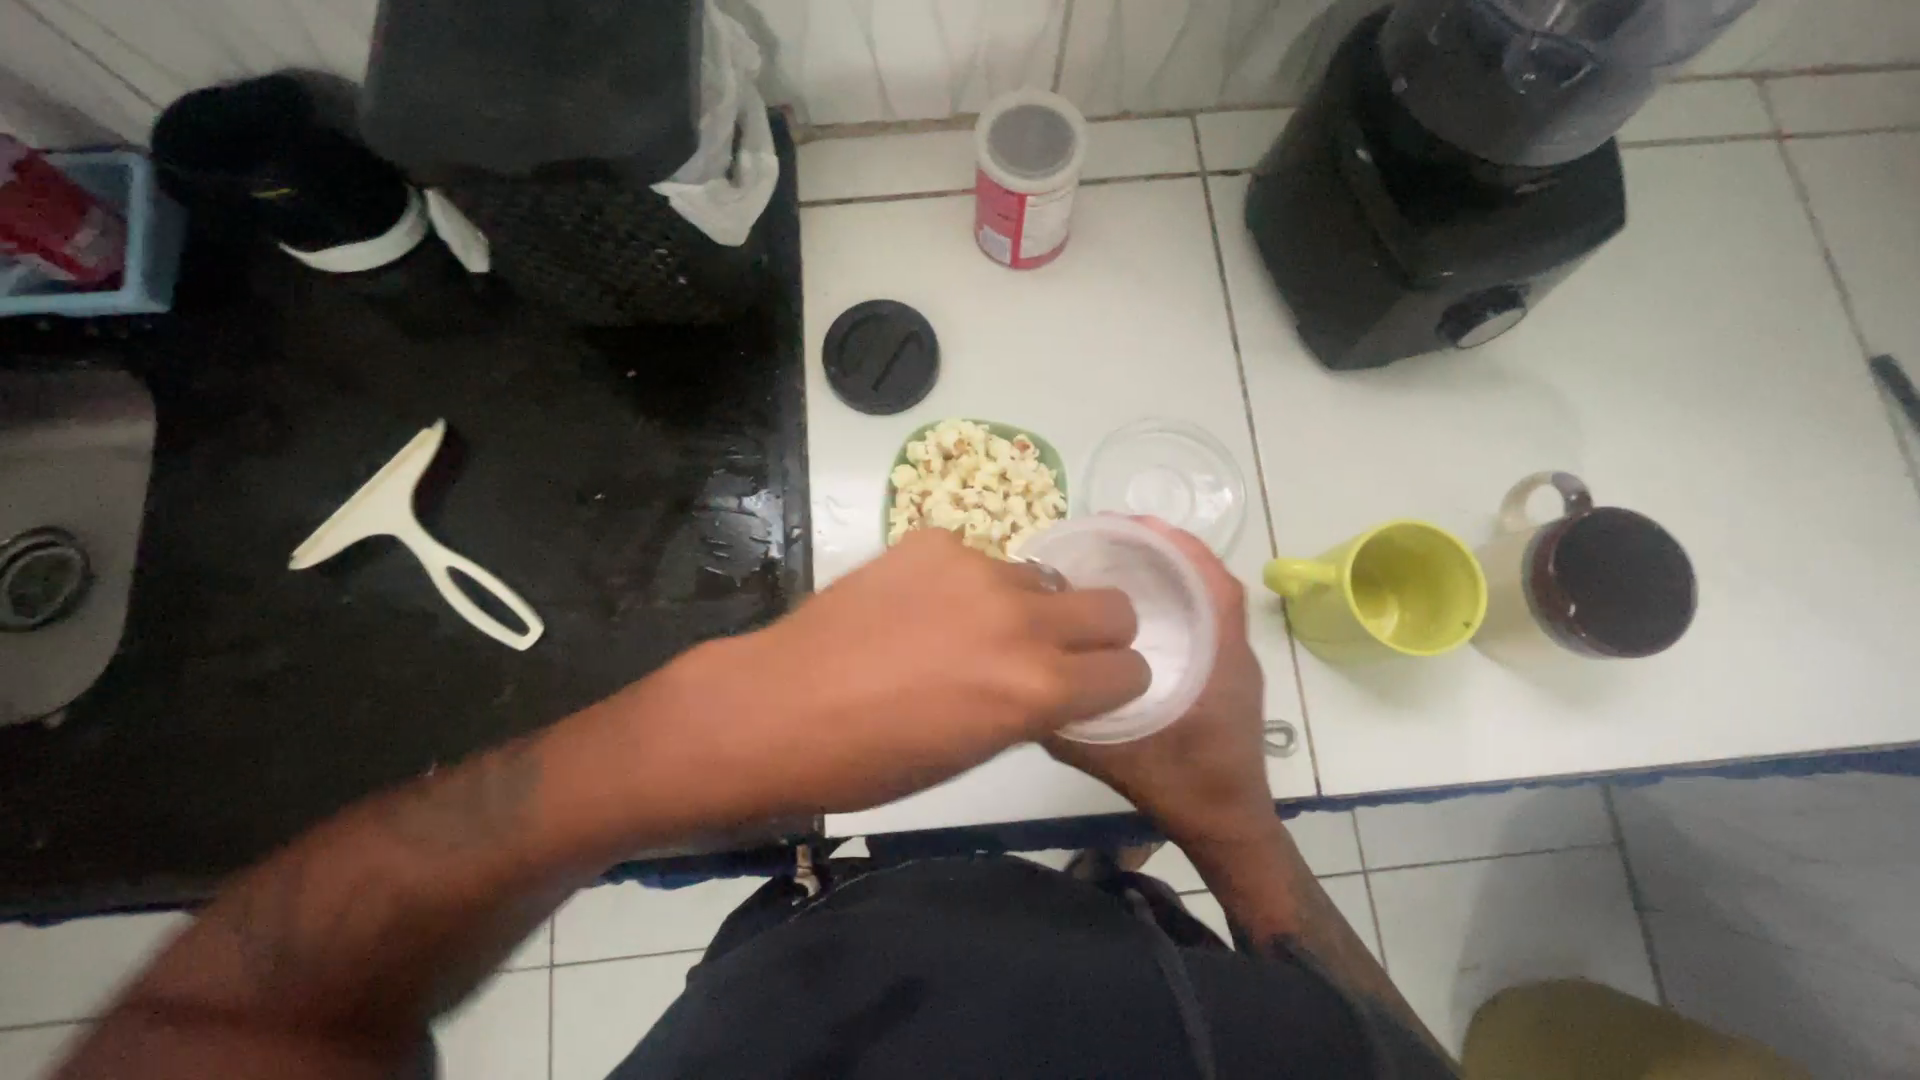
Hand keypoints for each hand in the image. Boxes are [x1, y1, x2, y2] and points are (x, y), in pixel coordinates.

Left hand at [667, 528, 1150, 816]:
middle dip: (1099, 632)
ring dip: (1027, 605)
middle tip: (1057, 651)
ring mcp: (976, 568)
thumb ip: (1029, 707)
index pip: (1130, 671)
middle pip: (1111, 605)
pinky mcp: (931, 540)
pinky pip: (979, 557)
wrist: (776, 708)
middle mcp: (1022, 618)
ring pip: (1042, 577)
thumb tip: (1051, 680)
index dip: (1116, 684)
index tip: (1095, 689)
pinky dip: (969, 582)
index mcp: (1038, 688)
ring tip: (971, 630)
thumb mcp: (972, 753)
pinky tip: (921, 607)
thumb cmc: (871, 761)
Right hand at [1046, 518, 1277, 849]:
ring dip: (1173, 576)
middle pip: (1208, 583)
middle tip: (1115, 540)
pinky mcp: (1226, 678)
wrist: (1226, 826)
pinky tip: (1139, 613)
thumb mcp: (1111, 757)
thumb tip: (1022, 682)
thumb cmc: (1180, 787)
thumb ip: (1068, 724)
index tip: (1134, 526)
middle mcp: (1232, 653)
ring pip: (1208, 602)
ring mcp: (1233, 665)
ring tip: (1123, 564)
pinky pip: (1205, 624)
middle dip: (1167, 552)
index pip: (1212, 585)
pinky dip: (1178, 603)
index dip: (1178, 547)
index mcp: (1219, 660)